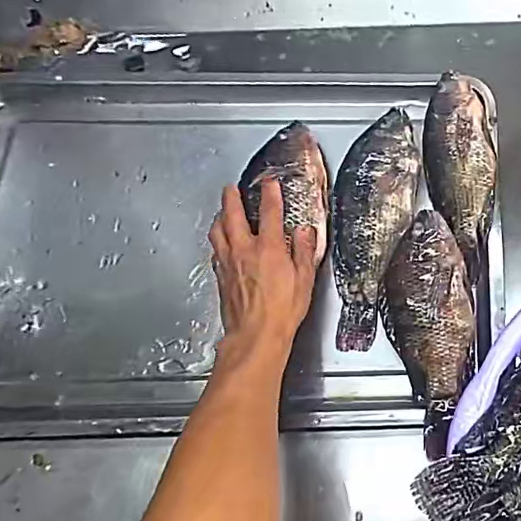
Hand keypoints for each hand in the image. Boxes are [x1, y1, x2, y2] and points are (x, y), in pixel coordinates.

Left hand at [208, 179, 317, 364]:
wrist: (256, 335)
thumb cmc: (281, 312)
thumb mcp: (304, 280)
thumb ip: (303, 252)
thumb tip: (304, 233)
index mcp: (268, 248)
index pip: (269, 212)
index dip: (270, 194)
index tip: (270, 184)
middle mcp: (244, 251)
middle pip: (233, 215)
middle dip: (232, 198)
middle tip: (232, 189)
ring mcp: (229, 263)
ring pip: (218, 231)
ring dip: (219, 217)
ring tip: (222, 212)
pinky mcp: (220, 277)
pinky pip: (215, 251)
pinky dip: (217, 241)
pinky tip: (220, 244)